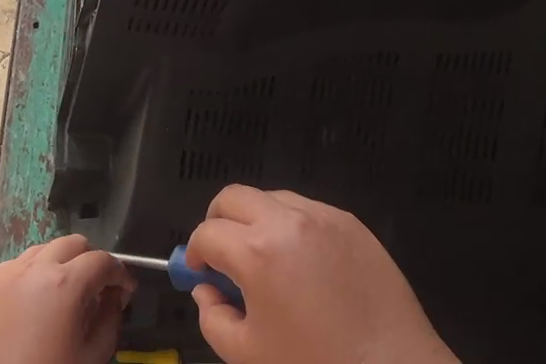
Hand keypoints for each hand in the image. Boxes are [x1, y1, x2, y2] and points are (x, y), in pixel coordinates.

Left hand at [0, 234, 136, 363]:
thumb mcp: (91, 356)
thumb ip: (110, 319)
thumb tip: (114, 295)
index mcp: (65, 283)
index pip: (102, 260)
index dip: (120, 273)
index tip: (126, 290)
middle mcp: (36, 267)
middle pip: (74, 243)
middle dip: (92, 260)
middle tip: (99, 288)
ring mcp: (9, 272)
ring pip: (45, 249)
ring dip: (63, 262)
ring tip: (67, 293)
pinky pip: (20, 264)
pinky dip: (36, 272)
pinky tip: (37, 300)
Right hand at [186, 185, 459, 363]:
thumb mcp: (248, 354)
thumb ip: (213, 317)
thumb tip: (207, 290)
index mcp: (257, 252)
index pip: (206, 233)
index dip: (194, 254)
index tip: (199, 273)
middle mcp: (286, 220)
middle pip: (233, 197)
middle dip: (218, 221)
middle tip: (223, 255)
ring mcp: (322, 215)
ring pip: (271, 197)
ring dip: (256, 220)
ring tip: (268, 261)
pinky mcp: (351, 222)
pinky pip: (308, 209)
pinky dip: (293, 226)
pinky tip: (305, 264)